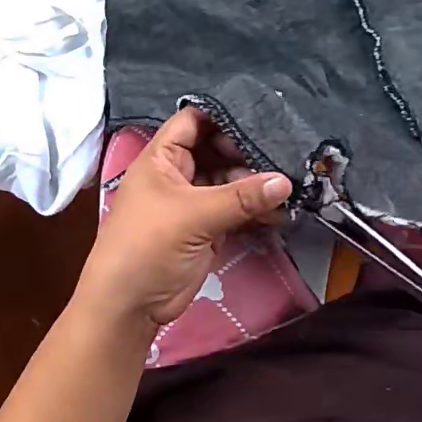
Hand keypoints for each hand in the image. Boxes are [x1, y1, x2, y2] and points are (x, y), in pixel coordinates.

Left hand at [75, 108, 293, 331]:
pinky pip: (236, 210)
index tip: (262, 117)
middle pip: (218, 150)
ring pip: (230, 181)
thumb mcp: (194, 215)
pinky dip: (257, 210)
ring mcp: (194, 202)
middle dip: (249, 152)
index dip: (223, 116)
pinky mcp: (208, 228)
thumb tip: (286, 181)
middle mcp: (179, 175)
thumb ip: (241, 197)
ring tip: (291, 183)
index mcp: (162, 159)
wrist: (130, 306)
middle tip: (285, 152)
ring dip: (257, 184)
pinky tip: (282, 211)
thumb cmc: (148, 246)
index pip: (194, 121)